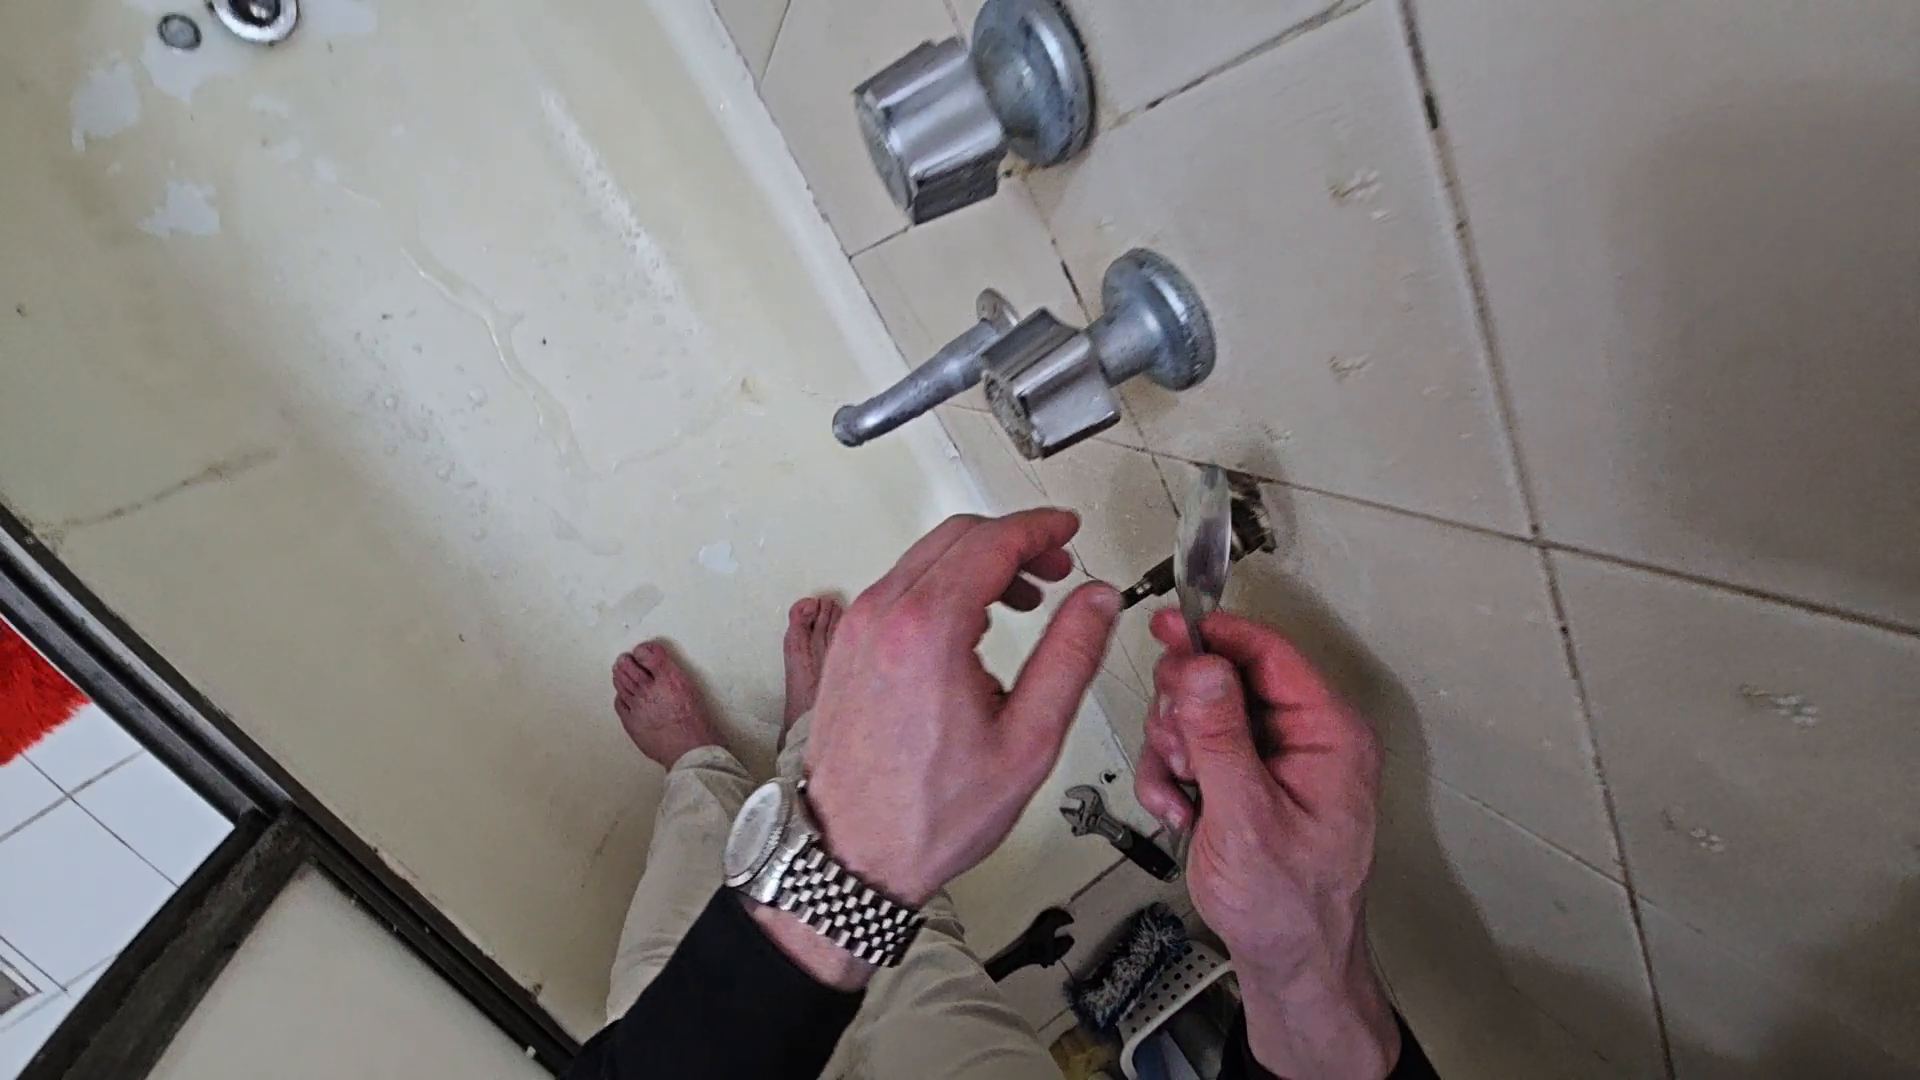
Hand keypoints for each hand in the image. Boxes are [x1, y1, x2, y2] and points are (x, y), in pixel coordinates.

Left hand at [804, 509, 1120, 908]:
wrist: (850, 853)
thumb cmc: (929, 813)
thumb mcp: (1028, 740)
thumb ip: (1070, 656)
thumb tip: (1096, 601)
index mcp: (928, 631)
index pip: (992, 542)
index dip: (1039, 528)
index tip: (1065, 530)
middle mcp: (883, 616)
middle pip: (958, 536)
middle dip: (1014, 540)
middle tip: (1053, 565)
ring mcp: (858, 627)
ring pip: (927, 556)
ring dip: (980, 561)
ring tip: (1021, 596)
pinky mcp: (848, 643)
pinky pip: (902, 585)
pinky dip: (945, 583)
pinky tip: (974, 620)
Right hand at [1137, 609, 1399, 1079]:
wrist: (1283, 959)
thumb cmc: (1288, 904)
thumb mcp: (1248, 818)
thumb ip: (1220, 738)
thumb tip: (1201, 666)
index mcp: (1326, 733)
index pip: (1268, 653)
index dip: (1215, 635)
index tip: (1168, 625)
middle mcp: (1296, 733)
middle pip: (1219, 675)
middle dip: (1185, 711)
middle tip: (1179, 745)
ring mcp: (1260, 751)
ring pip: (1192, 707)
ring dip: (1172, 749)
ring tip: (1187, 791)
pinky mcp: (1231, 769)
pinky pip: (1180, 743)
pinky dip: (1167, 774)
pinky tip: (1181, 809)